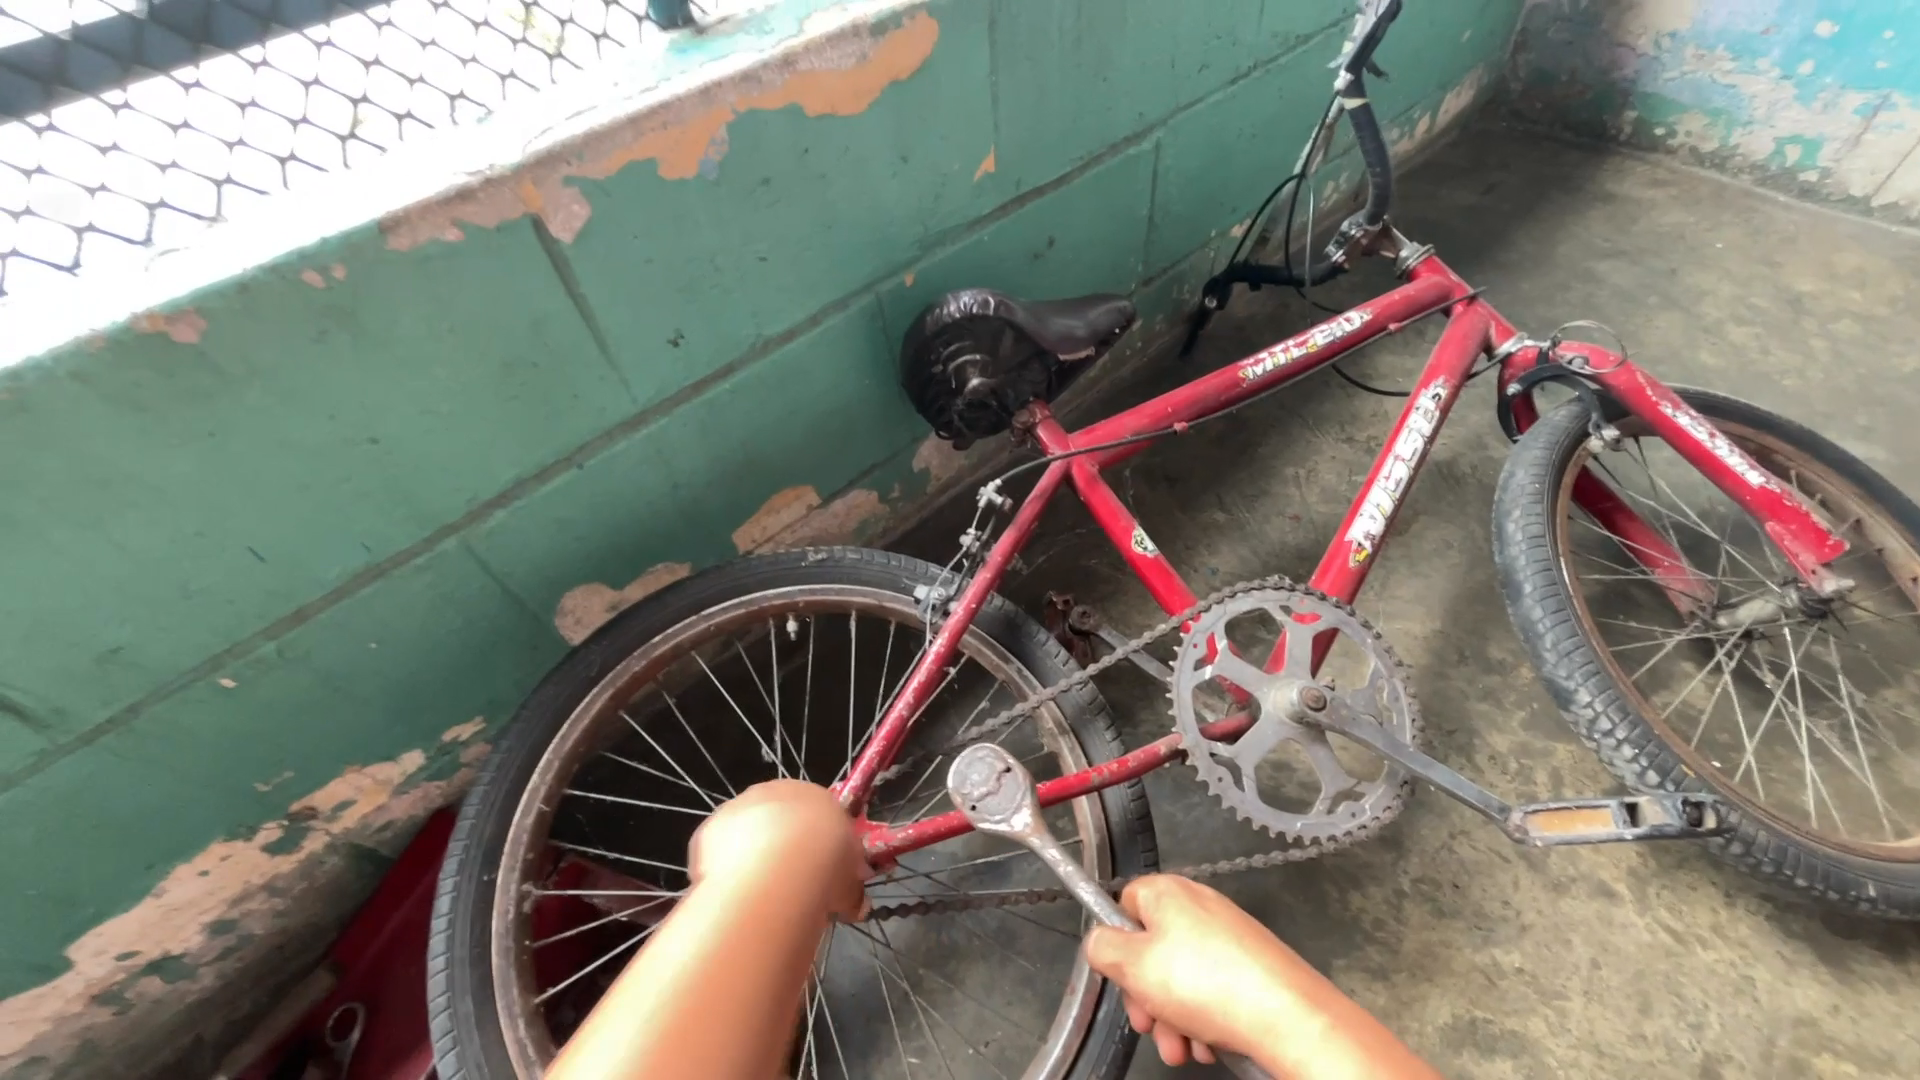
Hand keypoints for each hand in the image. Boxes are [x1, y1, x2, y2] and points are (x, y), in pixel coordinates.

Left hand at [687, 779, 869, 920]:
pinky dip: (723, 867)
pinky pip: (719, 847)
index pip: (819, 818)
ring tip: (758, 895)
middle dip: (783, 849)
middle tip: (788, 887)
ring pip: (748, 831)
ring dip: (751, 856)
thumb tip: (854, 904)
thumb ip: (850, 889)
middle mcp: (780, 791)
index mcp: (820, 797)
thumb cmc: (826, 865)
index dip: (818, 849)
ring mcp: (744, 804)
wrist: (780, 867)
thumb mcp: (850, 880)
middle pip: (781, 820)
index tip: (818, 876)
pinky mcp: (713, 823)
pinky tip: (733, 891)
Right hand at [1083, 875, 1323, 1067]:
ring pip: (1182, 974)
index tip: (1123, 982)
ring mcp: (1229, 934)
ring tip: (1184, 1050)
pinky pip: (1214, 985)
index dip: (1117, 946)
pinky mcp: (1253, 963)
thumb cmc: (1203, 983)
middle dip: (1146, 996)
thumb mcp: (1132, 966)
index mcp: (1166, 891)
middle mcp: (1197, 904)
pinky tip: (1209, 1045)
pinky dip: (1205, 1016)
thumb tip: (1099, 943)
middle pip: (1152, 947)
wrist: (1288, 1016)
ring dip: (1173, 1017)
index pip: (1123, 906)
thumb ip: (1101, 948)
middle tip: (1150, 1027)